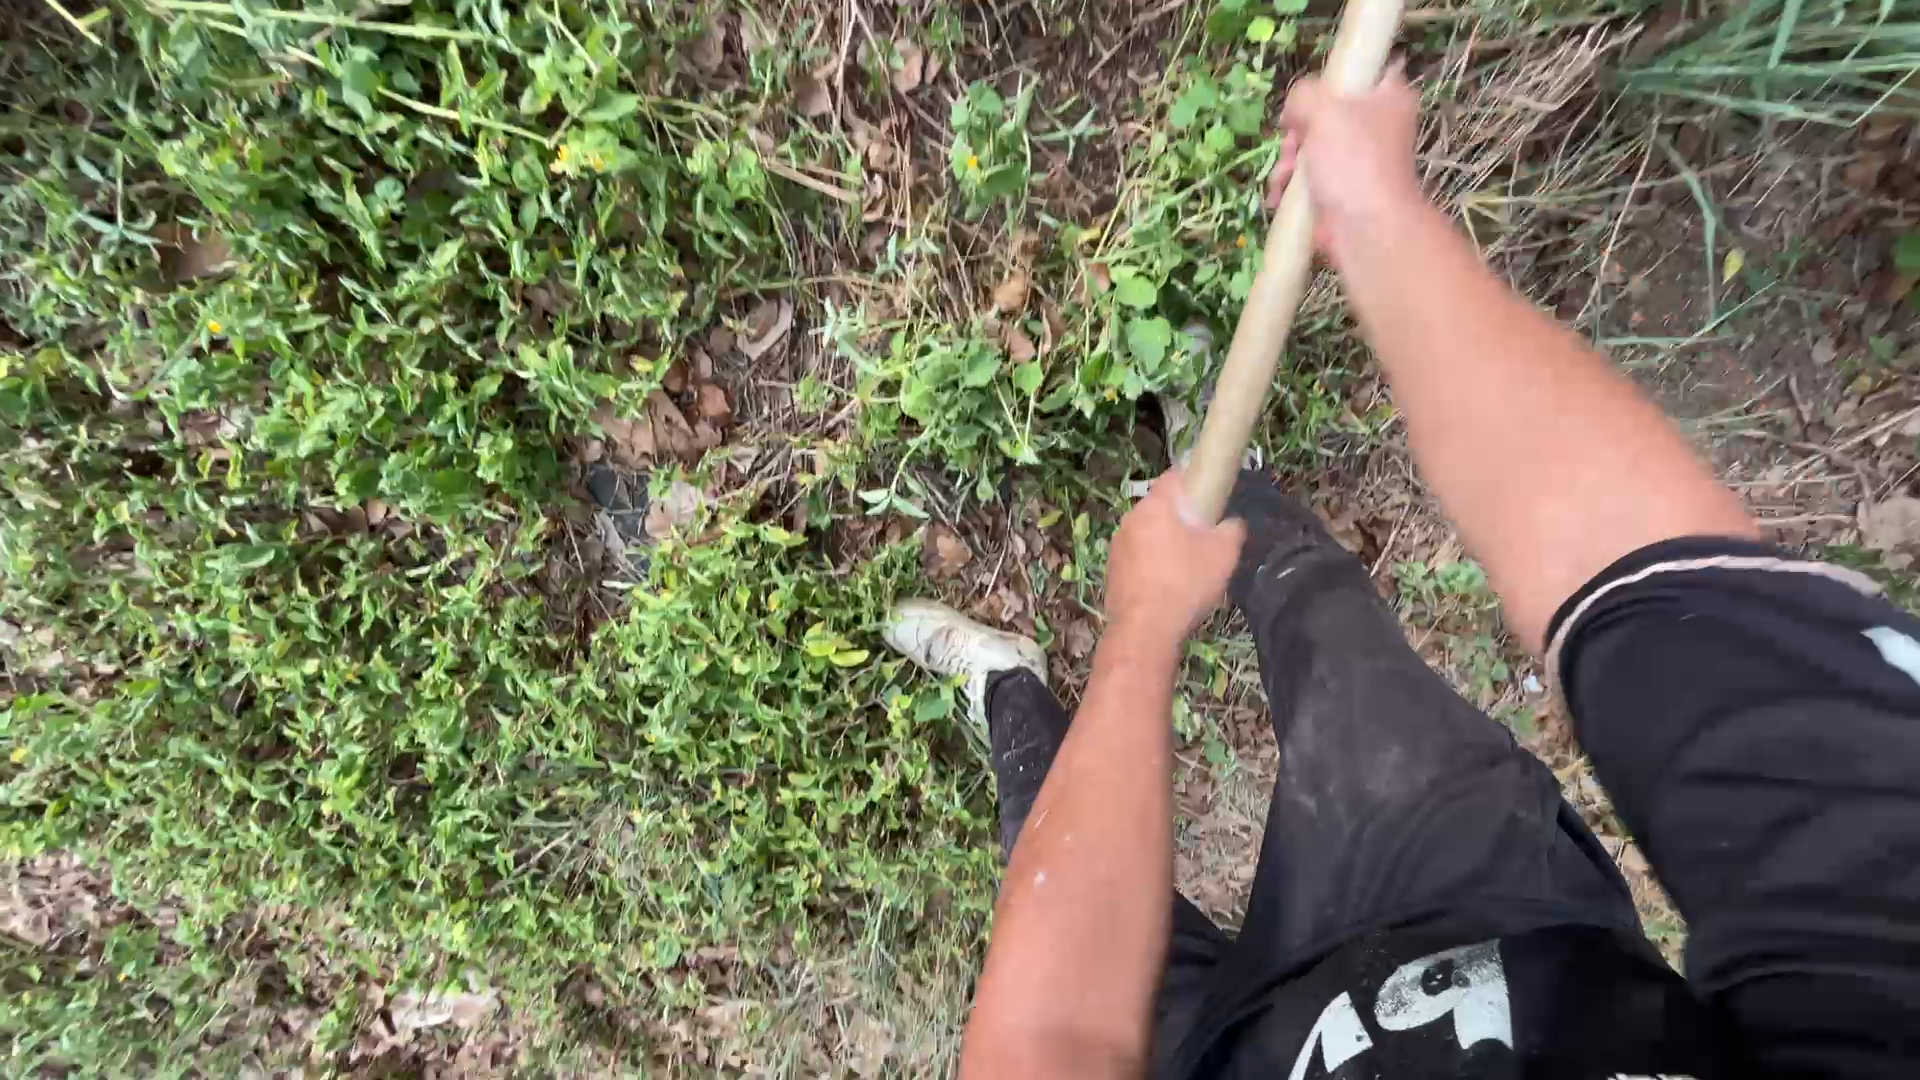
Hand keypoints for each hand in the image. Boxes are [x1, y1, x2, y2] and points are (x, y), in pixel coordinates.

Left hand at [1105, 471, 1245, 644]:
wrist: (1145, 629)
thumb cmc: (1186, 583)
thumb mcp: (1224, 554)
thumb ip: (1232, 528)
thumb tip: (1231, 522)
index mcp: (1154, 506)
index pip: (1174, 476)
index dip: (1194, 479)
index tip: (1211, 493)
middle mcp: (1130, 519)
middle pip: (1160, 506)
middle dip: (1181, 516)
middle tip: (1204, 535)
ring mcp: (1117, 544)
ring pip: (1148, 532)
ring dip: (1165, 540)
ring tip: (1187, 564)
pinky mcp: (1112, 568)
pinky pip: (1137, 555)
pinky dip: (1152, 561)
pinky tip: (1167, 583)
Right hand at [1265, 62, 1422, 261]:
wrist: (1363, 225)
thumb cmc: (1353, 160)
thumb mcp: (1325, 111)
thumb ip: (1305, 95)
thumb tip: (1293, 106)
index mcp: (1387, 97)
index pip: (1363, 74)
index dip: (1332, 82)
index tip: (1309, 98)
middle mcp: (1376, 127)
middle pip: (1325, 116)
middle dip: (1296, 134)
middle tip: (1291, 146)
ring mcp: (1357, 162)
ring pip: (1311, 151)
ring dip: (1287, 165)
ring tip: (1281, 180)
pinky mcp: (1339, 192)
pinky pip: (1308, 181)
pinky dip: (1290, 189)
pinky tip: (1279, 197)